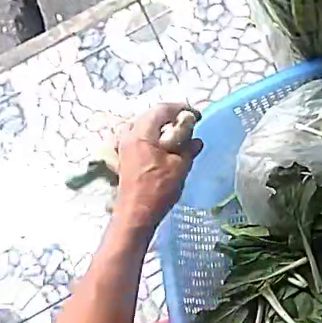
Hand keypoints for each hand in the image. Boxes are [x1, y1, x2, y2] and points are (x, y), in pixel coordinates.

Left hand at [111, 104, 202, 233]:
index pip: (162, 109)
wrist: (136, 213)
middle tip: (189, 125)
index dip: (182, 109)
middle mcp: (129, 134)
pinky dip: (152, 137)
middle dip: (171, 118)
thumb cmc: (158, 189)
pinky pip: (139, 137)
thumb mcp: (180, 167)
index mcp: (142, 133)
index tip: (197, 117)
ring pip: (144, 126)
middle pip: (151, 116)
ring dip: (161, 127)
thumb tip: (196, 140)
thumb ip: (188, 148)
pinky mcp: (124, 156)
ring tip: (176, 136)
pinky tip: (162, 148)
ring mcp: (123, 145)